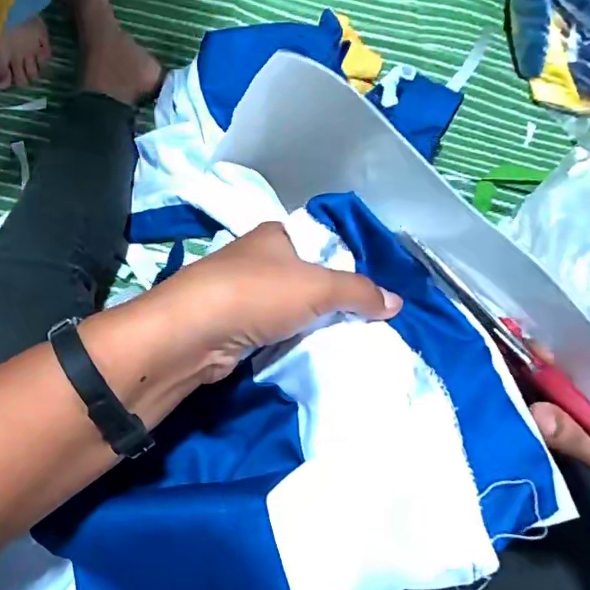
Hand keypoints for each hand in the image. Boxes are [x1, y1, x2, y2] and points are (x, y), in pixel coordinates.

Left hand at [119, 221, 400, 390]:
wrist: (193, 333)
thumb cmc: (256, 294)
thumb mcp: (318, 286)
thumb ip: (359, 292)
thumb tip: (396, 302)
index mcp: (276, 236)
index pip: (322, 242)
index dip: (350, 263)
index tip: (378, 290)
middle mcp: (259, 259)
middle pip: (309, 278)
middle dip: (335, 299)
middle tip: (372, 322)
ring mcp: (244, 293)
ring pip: (293, 307)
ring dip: (315, 324)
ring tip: (352, 342)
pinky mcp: (236, 325)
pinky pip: (277, 331)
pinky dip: (294, 341)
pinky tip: (315, 353)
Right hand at [530, 338, 589, 536]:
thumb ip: (571, 431)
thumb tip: (526, 411)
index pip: (559, 347)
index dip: (533, 370)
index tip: (513, 395)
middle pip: (571, 364)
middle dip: (550, 391)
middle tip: (531, 420)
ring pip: (585, 381)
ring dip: (568, 404)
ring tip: (550, 429)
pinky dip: (587, 410)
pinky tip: (579, 432)